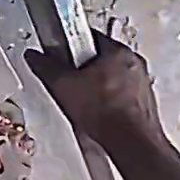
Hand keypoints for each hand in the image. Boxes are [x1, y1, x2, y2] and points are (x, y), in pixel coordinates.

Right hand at [24, 31, 169, 159]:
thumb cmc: (105, 113)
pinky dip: (107, 100)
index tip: (60, 54)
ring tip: (82, 99)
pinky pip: (120, 93)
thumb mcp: (61, 84)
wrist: (131, 144)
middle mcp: (135, 64)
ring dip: (96, 85)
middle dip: (82, 68)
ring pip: (110, 76)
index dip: (68, 45)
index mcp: (118, 52)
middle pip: (99, 57)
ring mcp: (142, 84)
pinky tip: (95, 112)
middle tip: (69, 81)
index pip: (87, 35)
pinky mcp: (144, 102)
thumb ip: (44, 65)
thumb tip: (35, 56)